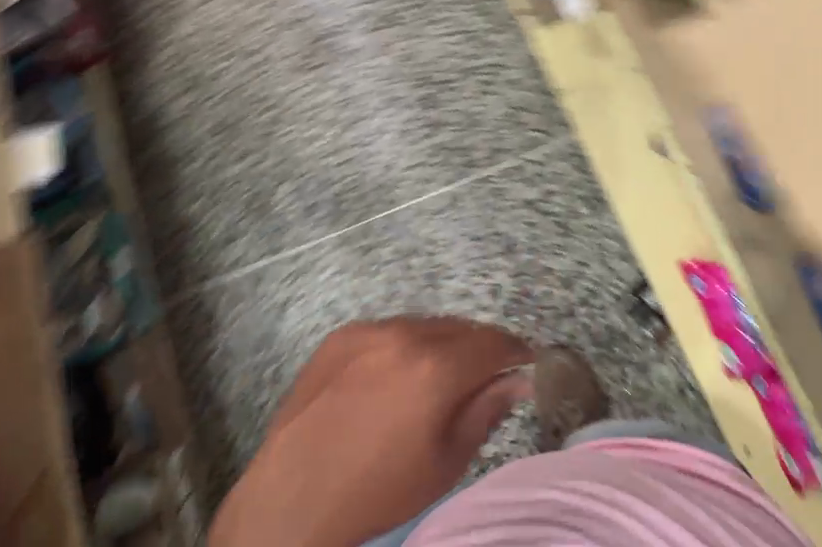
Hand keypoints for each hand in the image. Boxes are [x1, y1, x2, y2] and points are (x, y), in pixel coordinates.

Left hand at [209, 317, 534, 546]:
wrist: (295, 495)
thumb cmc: (379, 489)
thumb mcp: (446, 461)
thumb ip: (485, 411)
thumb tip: (516, 380)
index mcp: (435, 367)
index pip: (492, 342)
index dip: (516, 350)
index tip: (527, 362)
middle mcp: (402, 335)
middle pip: (459, 328)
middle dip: (481, 346)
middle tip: (490, 373)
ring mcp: (366, 331)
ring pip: (423, 325)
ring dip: (443, 343)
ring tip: (444, 376)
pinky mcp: (339, 337)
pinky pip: (388, 330)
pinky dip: (405, 345)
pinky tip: (400, 375)